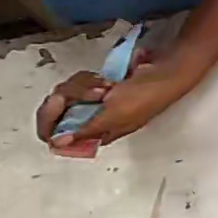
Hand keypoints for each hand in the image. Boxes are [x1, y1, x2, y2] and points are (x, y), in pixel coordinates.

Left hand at [34, 69, 183, 151]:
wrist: (163, 73)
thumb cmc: (143, 98)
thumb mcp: (114, 117)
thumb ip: (84, 130)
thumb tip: (58, 144)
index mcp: (98, 133)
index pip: (62, 135)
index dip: (54, 122)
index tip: (58, 105)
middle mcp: (93, 119)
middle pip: (60, 111)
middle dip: (73, 96)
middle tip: (94, 92)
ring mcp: (96, 101)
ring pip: (69, 93)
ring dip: (85, 86)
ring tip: (106, 86)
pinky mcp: (100, 85)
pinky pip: (80, 82)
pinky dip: (90, 79)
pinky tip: (106, 80)